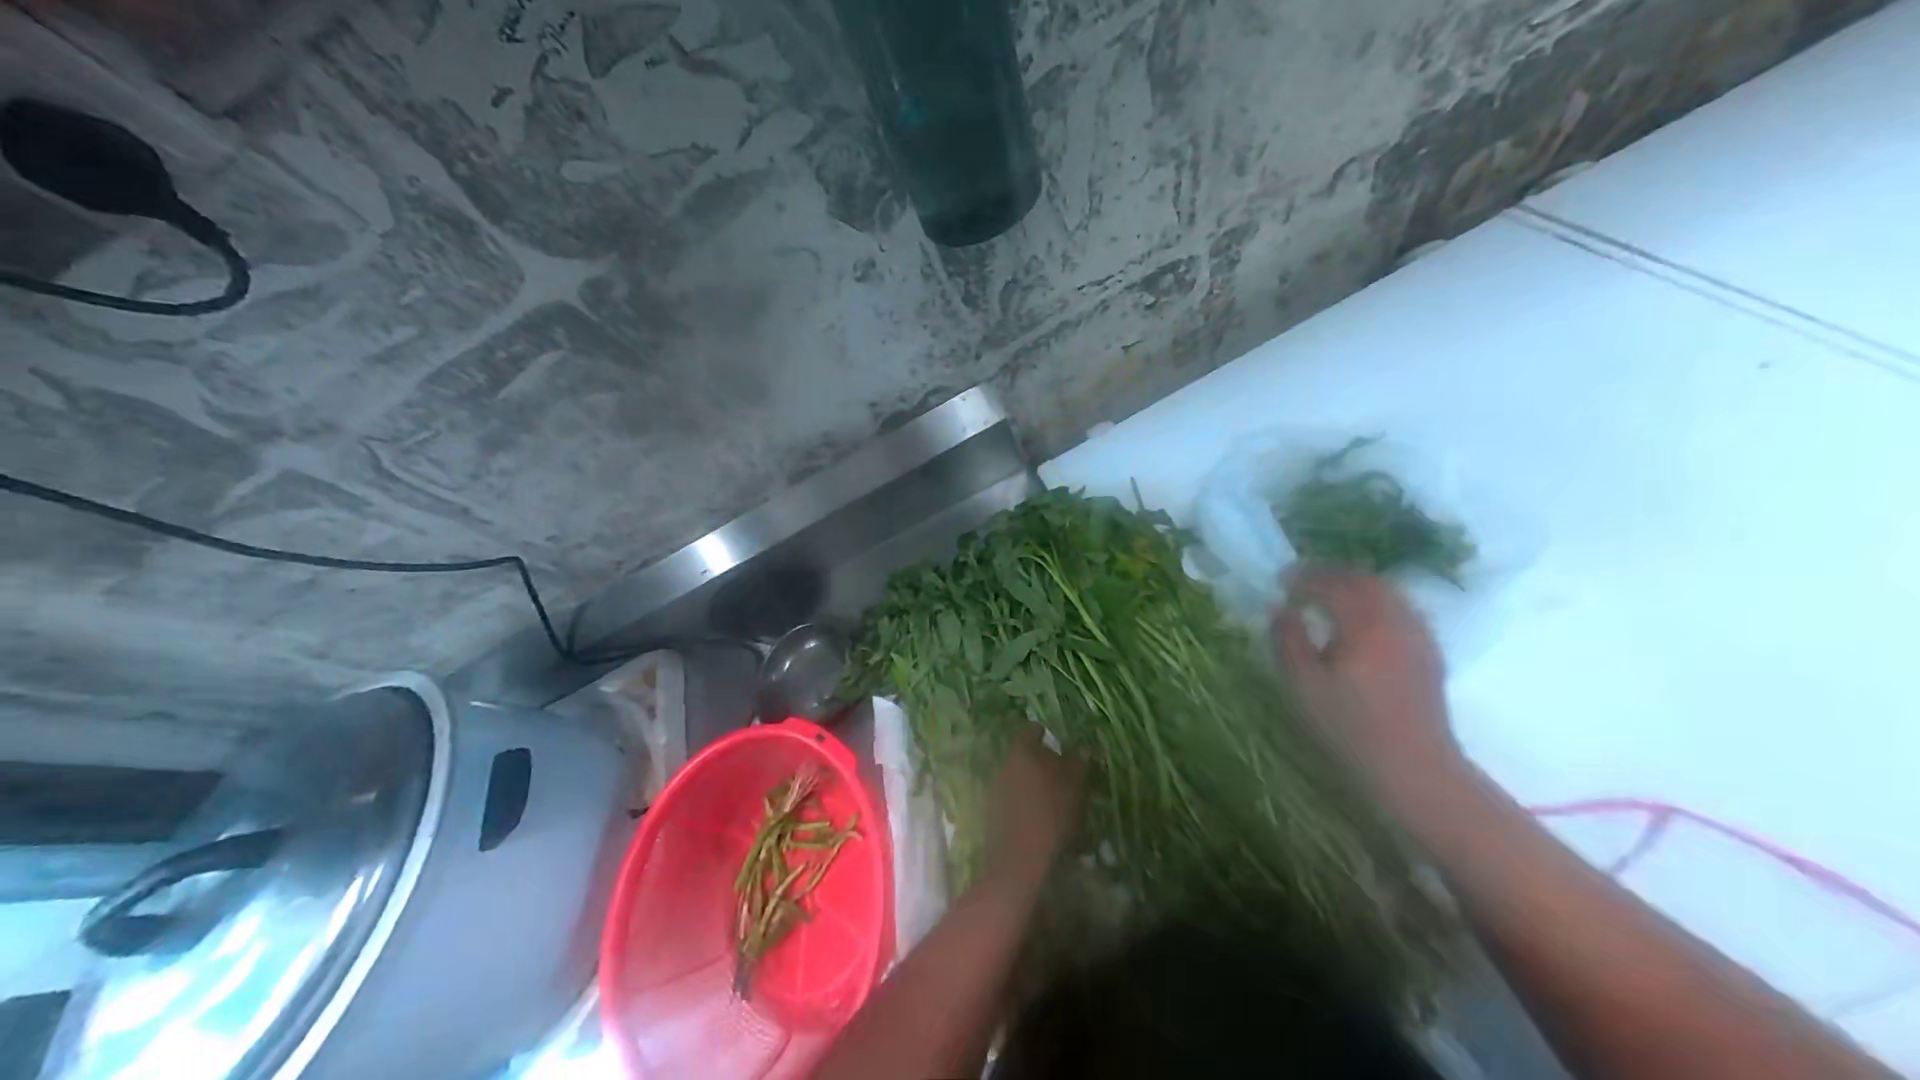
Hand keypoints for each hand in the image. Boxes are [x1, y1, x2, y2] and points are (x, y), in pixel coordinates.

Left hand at [983, 726, 1086, 889]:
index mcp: (1022, 752)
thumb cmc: (1052, 815)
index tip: (1060, 743)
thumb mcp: (1075, 785)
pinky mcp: (993, 816)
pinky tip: (1044, 822)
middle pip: (1026, 756)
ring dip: (1036, 787)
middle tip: (1066, 777)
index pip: (1032, 731)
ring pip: (1020, 780)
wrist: (1019, 862)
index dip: (1046, 735)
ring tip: (1059, 804)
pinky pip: (1015, 802)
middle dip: (1044, 764)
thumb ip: (1078, 762)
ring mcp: (995, 791)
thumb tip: (1082, 748)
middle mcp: (1004, 766)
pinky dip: (1028, 806)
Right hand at [1274, 568, 1463, 812]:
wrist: (1413, 767)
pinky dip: (1378, 603)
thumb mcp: (1303, 685)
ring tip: (1331, 595)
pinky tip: (1364, 620)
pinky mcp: (1429, 655)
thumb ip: (1287, 640)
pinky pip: (1402, 611)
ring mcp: (1419, 636)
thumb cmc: (1350, 726)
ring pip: (1388, 594)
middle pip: (1365, 581)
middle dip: (1333, 575)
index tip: (1281, 579)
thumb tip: (1280, 609)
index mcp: (1366, 623)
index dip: (1305, 578)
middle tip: (1304, 580)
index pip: (1333, 585)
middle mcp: (1398, 620)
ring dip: (1357, 586)